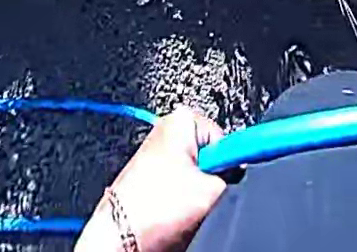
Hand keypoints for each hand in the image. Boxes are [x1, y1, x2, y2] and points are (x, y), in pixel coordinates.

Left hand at [77, 107, 226, 251]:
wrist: (114, 246)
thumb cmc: (150, 213)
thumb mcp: (212, 193)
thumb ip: (236, 176)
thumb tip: (243, 176)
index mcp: (184, 117)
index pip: (229, 141)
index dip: (231, 167)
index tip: (230, 184)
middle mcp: (169, 130)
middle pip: (212, 160)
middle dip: (211, 183)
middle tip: (199, 203)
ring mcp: (157, 156)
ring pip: (196, 180)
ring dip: (195, 199)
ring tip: (181, 215)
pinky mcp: (148, 181)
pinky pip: (178, 192)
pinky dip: (179, 206)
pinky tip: (171, 219)